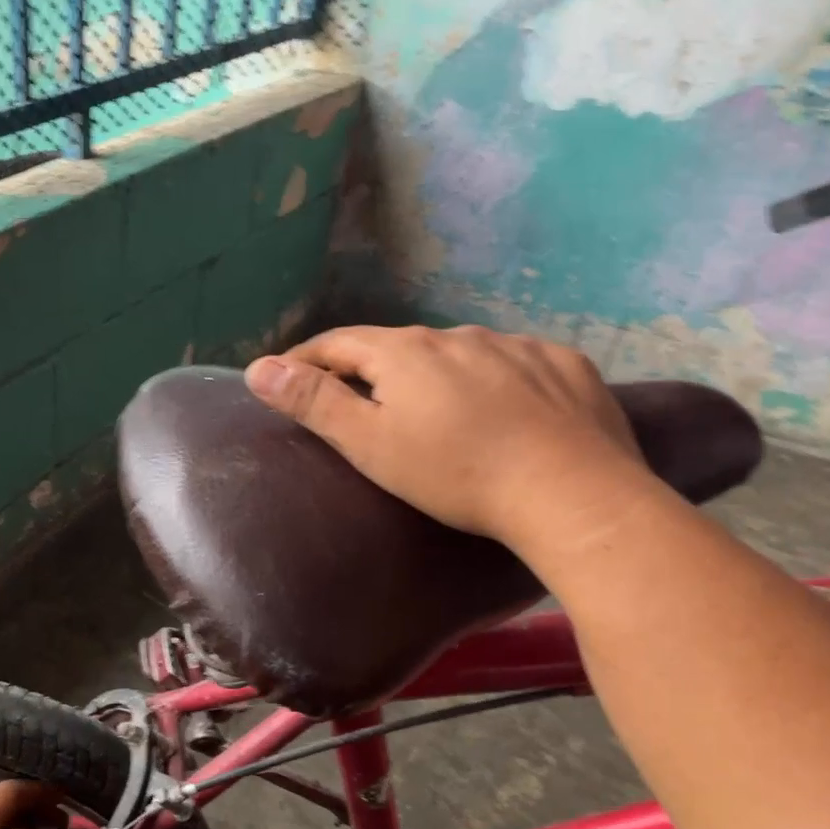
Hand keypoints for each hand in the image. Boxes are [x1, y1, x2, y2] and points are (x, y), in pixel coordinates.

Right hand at [243, 325, 650, 543]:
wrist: (572, 494)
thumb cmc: (452, 472)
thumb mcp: (367, 442)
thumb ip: (311, 400)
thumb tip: (257, 367)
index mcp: (403, 351)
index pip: (337, 342)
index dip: (305, 358)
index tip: (286, 376)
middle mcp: (457, 334)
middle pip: (395, 345)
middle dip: (368, 368)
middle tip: (356, 402)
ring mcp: (515, 346)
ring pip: (455, 353)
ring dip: (431, 373)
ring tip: (431, 410)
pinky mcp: (563, 364)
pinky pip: (510, 363)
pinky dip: (489, 379)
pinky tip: (498, 409)